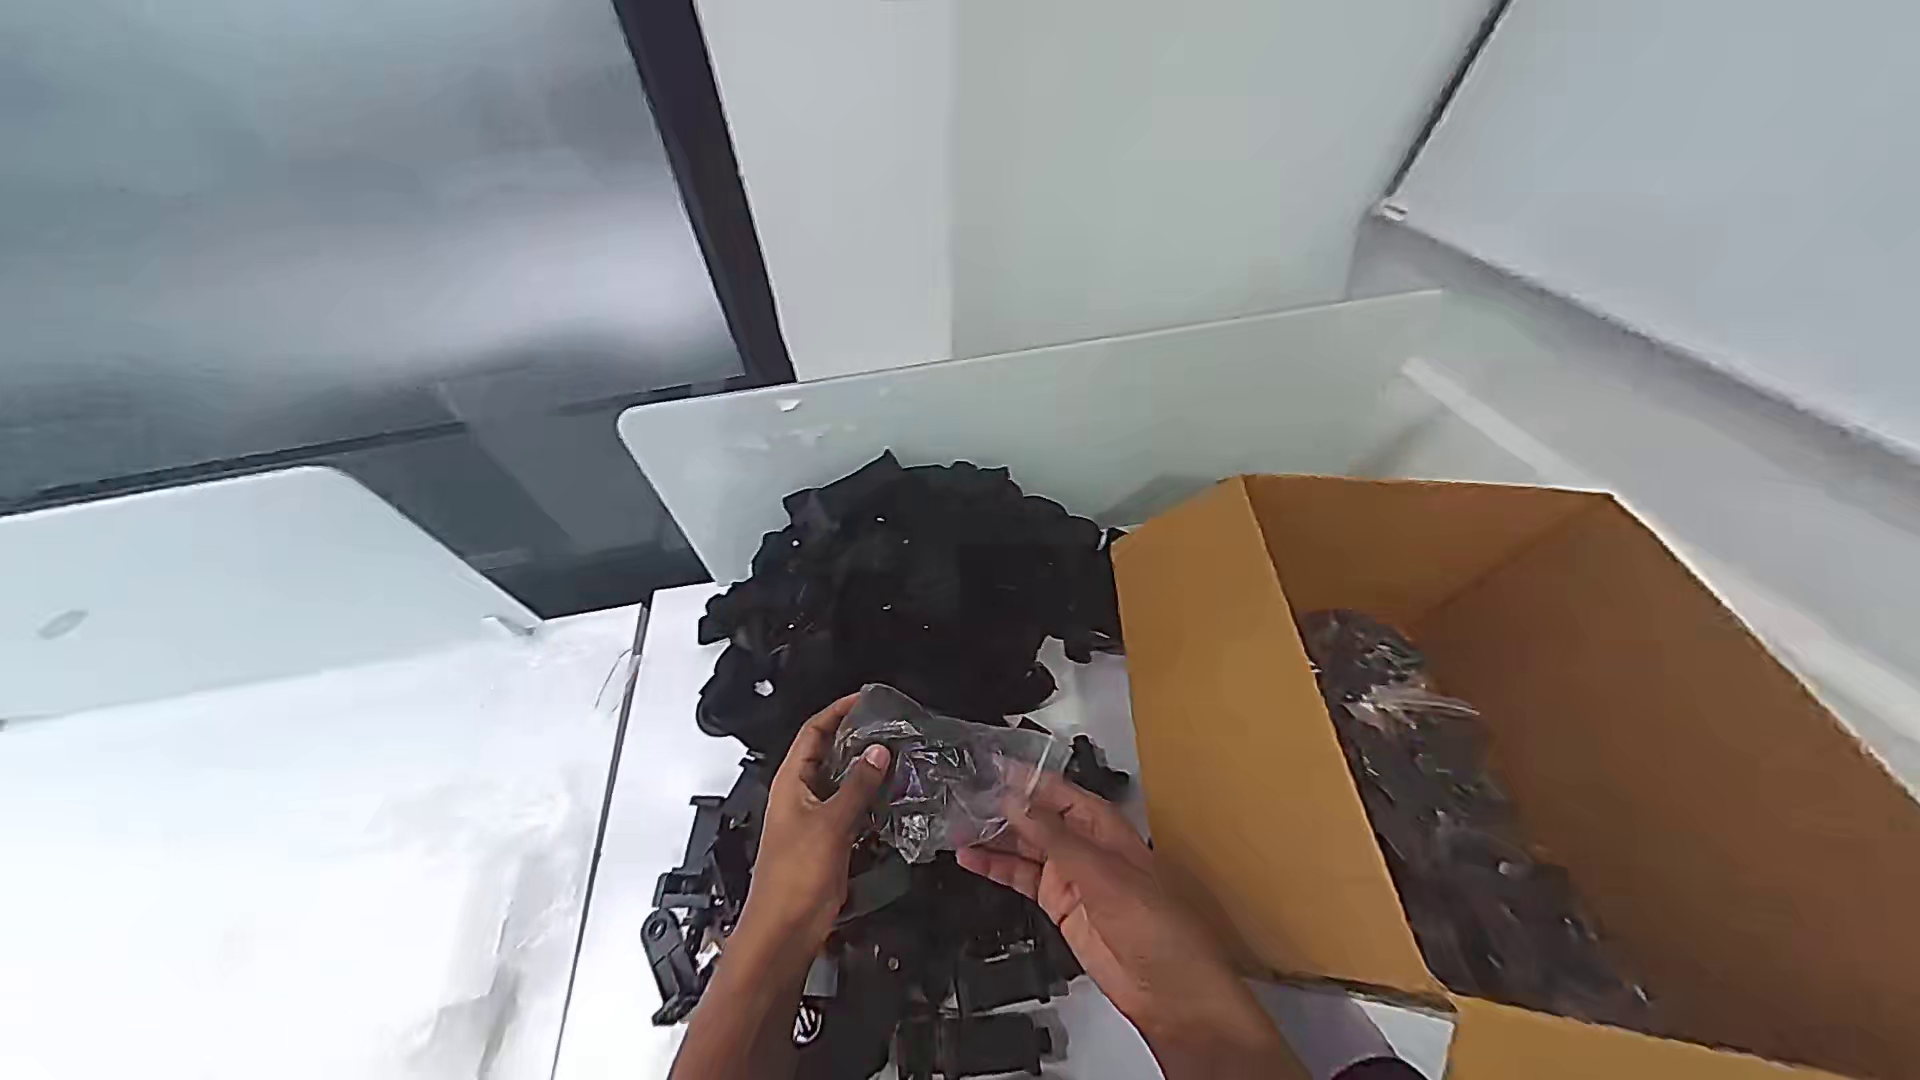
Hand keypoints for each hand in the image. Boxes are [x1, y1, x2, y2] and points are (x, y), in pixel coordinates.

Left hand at [733, 694, 892, 951]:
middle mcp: (799, 796)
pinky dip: (868, 799)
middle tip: (886, 728)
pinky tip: (889, 799)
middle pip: (828, 753)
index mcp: (790, 783)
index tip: (863, 700)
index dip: (836, 711)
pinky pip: (850, 809)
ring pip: (841, 781)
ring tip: (894, 759)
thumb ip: (857, 786)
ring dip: (865, 770)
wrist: (783, 936)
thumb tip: (876, 752)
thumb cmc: (792, 882)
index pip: (812, 731)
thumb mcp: (831, 824)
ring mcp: (813, 819)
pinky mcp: (826, 841)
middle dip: (855, 738)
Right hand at [957, 777, 1298, 1078]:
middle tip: (965, 797)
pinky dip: (995, 868)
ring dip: (992, 836)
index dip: (1025, 778)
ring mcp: (1069, 873)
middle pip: (1035, 816)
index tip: (993, 767)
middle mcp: (1083, 843)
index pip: (1055, 789)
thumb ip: (1055, 838)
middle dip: (1001, 807)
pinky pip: (1020, 877)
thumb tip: (1018, 804)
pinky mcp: (1058, 902)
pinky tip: (972, 860)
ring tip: (959, 826)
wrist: (1169, 991)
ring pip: (1022, 845)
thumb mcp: (1102, 872)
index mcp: (1101, 824)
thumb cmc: (1160, 926)